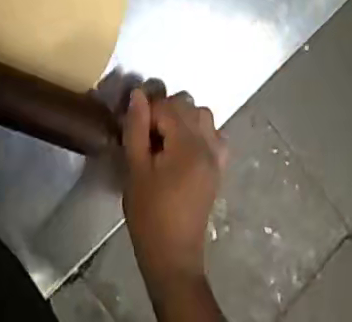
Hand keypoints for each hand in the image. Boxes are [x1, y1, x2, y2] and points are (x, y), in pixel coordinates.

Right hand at [121, 88, 224, 285]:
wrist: (173, 256)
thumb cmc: (149, 215)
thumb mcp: (135, 170)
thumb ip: (136, 128)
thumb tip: (138, 94)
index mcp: (188, 145)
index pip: (167, 107)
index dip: (147, 113)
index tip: (132, 129)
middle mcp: (208, 144)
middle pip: (187, 106)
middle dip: (164, 112)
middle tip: (144, 136)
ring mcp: (217, 155)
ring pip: (202, 116)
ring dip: (182, 119)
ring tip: (163, 141)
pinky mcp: (219, 167)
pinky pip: (213, 134)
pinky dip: (199, 132)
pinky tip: (183, 149)